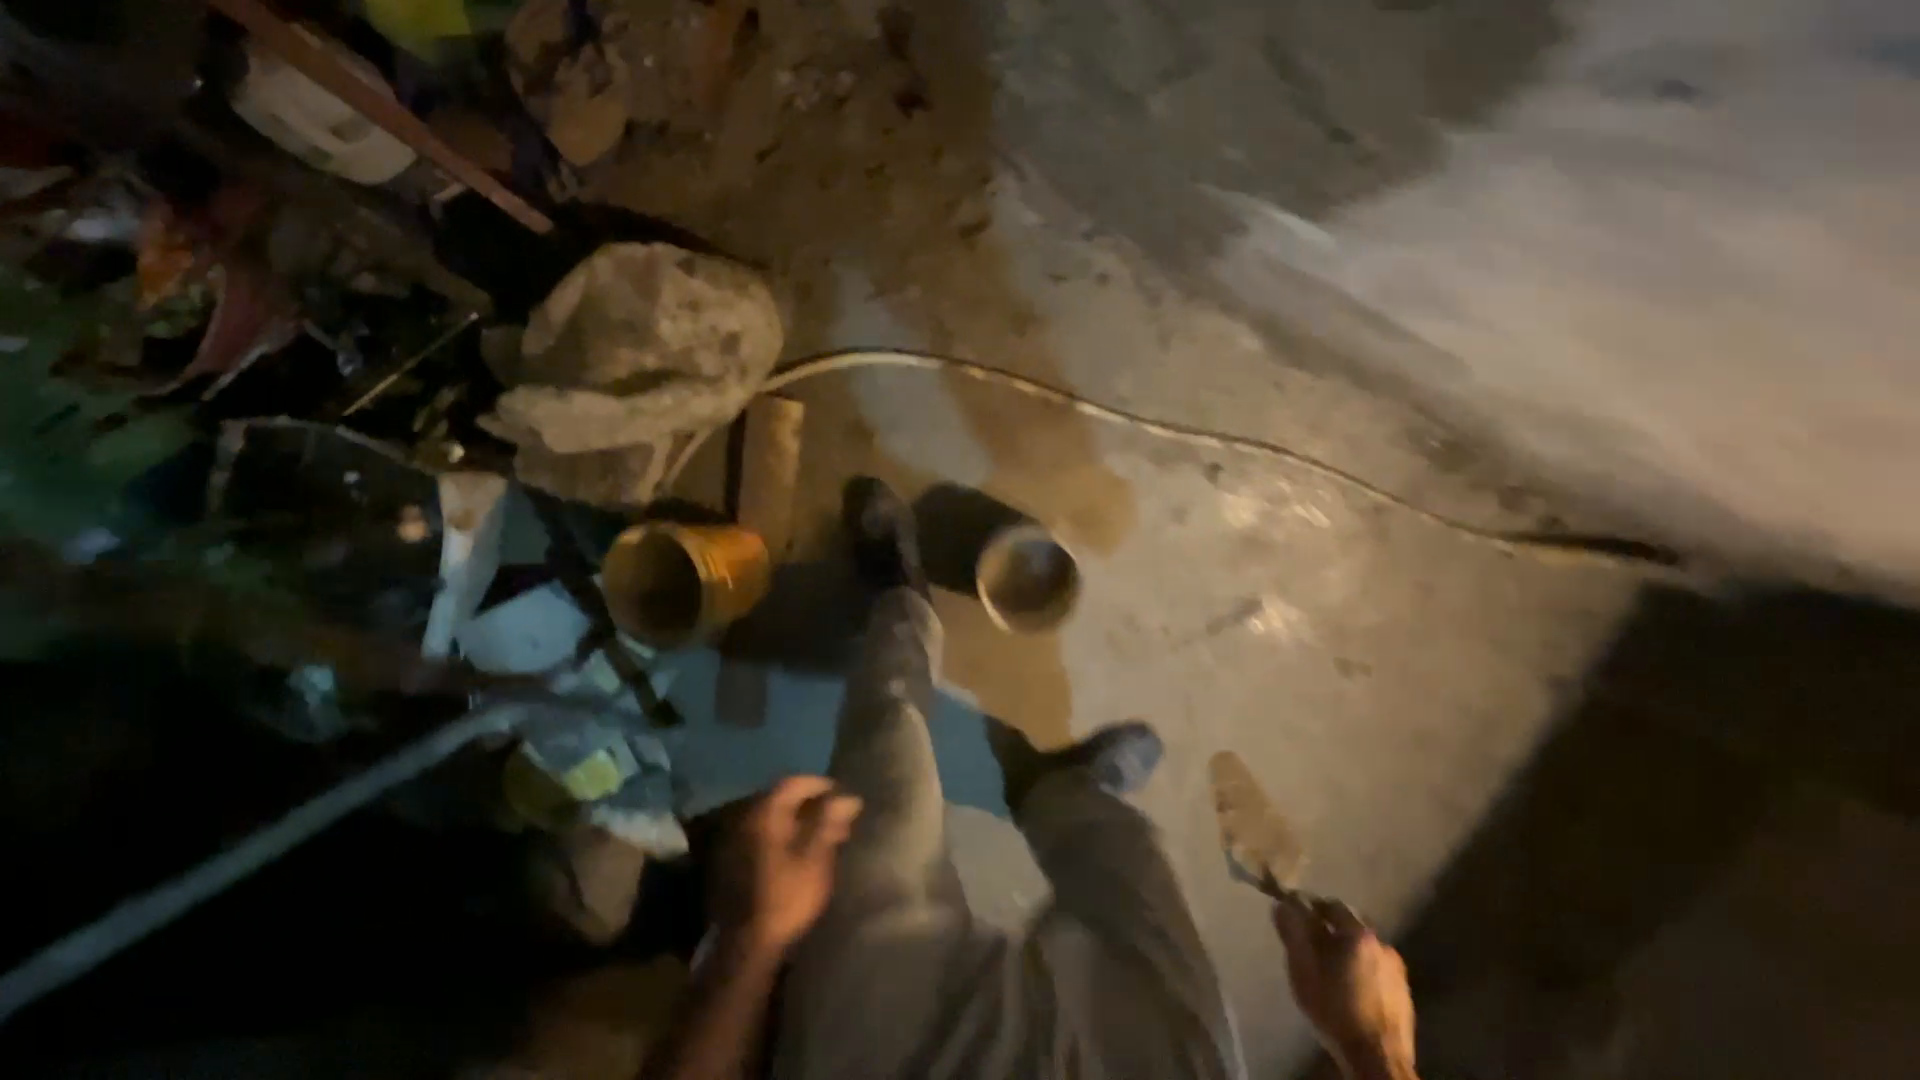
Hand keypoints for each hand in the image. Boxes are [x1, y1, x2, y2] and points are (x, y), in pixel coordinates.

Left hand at [714, 776, 862, 954]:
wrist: (751, 943)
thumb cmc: (788, 896)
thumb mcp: (816, 857)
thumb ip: (830, 822)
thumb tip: (848, 796)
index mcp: (765, 814)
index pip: (793, 783)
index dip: (821, 785)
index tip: (843, 797)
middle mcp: (748, 820)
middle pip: (782, 799)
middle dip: (811, 803)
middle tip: (837, 817)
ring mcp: (739, 841)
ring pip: (775, 819)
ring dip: (799, 821)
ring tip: (825, 836)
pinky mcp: (738, 861)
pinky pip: (766, 836)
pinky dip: (786, 836)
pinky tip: (802, 853)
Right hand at [1273, 892, 1415, 1079]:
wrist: (1377, 1059)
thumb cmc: (1335, 1009)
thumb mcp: (1303, 970)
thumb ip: (1292, 933)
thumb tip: (1283, 904)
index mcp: (1358, 935)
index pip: (1331, 906)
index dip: (1312, 909)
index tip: (1298, 921)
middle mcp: (1383, 944)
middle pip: (1351, 927)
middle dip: (1331, 932)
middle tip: (1311, 950)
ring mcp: (1397, 970)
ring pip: (1365, 950)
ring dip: (1348, 954)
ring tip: (1330, 973)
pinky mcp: (1404, 993)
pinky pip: (1378, 970)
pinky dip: (1363, 972)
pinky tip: (1351, 992)